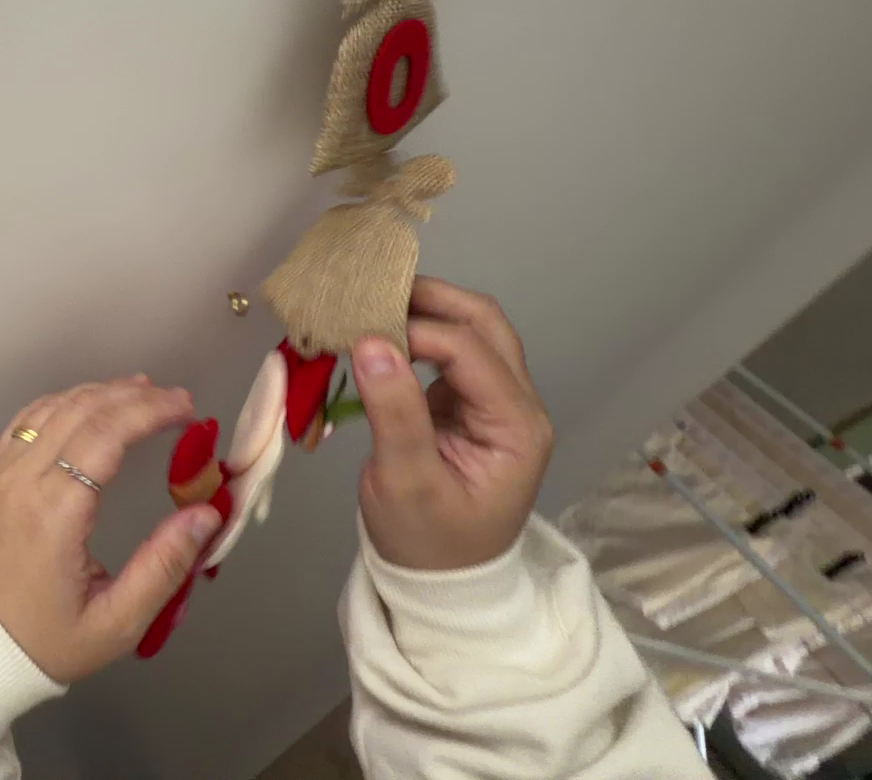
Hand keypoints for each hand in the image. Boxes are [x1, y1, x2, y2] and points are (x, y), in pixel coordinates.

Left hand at [0, 376, 224, 683]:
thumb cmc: (46, 639)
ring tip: (142, 391)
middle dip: (134, 396)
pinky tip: (89, 403)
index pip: (105, 436)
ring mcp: (1, 471)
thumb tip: (207, 514)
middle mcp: (22, 480)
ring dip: (100, 392)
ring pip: (53, 408)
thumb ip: (164, 565)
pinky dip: (63, 402)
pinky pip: (27, 420)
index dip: (149, 412)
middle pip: (82, 411)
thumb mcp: (117, 622)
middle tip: (176, 399)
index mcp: (55, 512)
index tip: (187, 408)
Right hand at [352, 277, 553, 571]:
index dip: (414, 331)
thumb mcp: (406, 481)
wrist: (439, 580)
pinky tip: (379, 333)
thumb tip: (370, 341)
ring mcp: (493, 401)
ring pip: (472, 329)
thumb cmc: (425, 538)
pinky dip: (416, 331)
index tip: (356, 334)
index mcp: (515, 426)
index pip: (468, 350)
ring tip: (371, 306)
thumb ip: (394, 410)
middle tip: (370, 292)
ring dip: (424, 309)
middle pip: (485, 323)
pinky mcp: (465, 403)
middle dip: (429, 297)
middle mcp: (516, 404)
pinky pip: (448, 350)